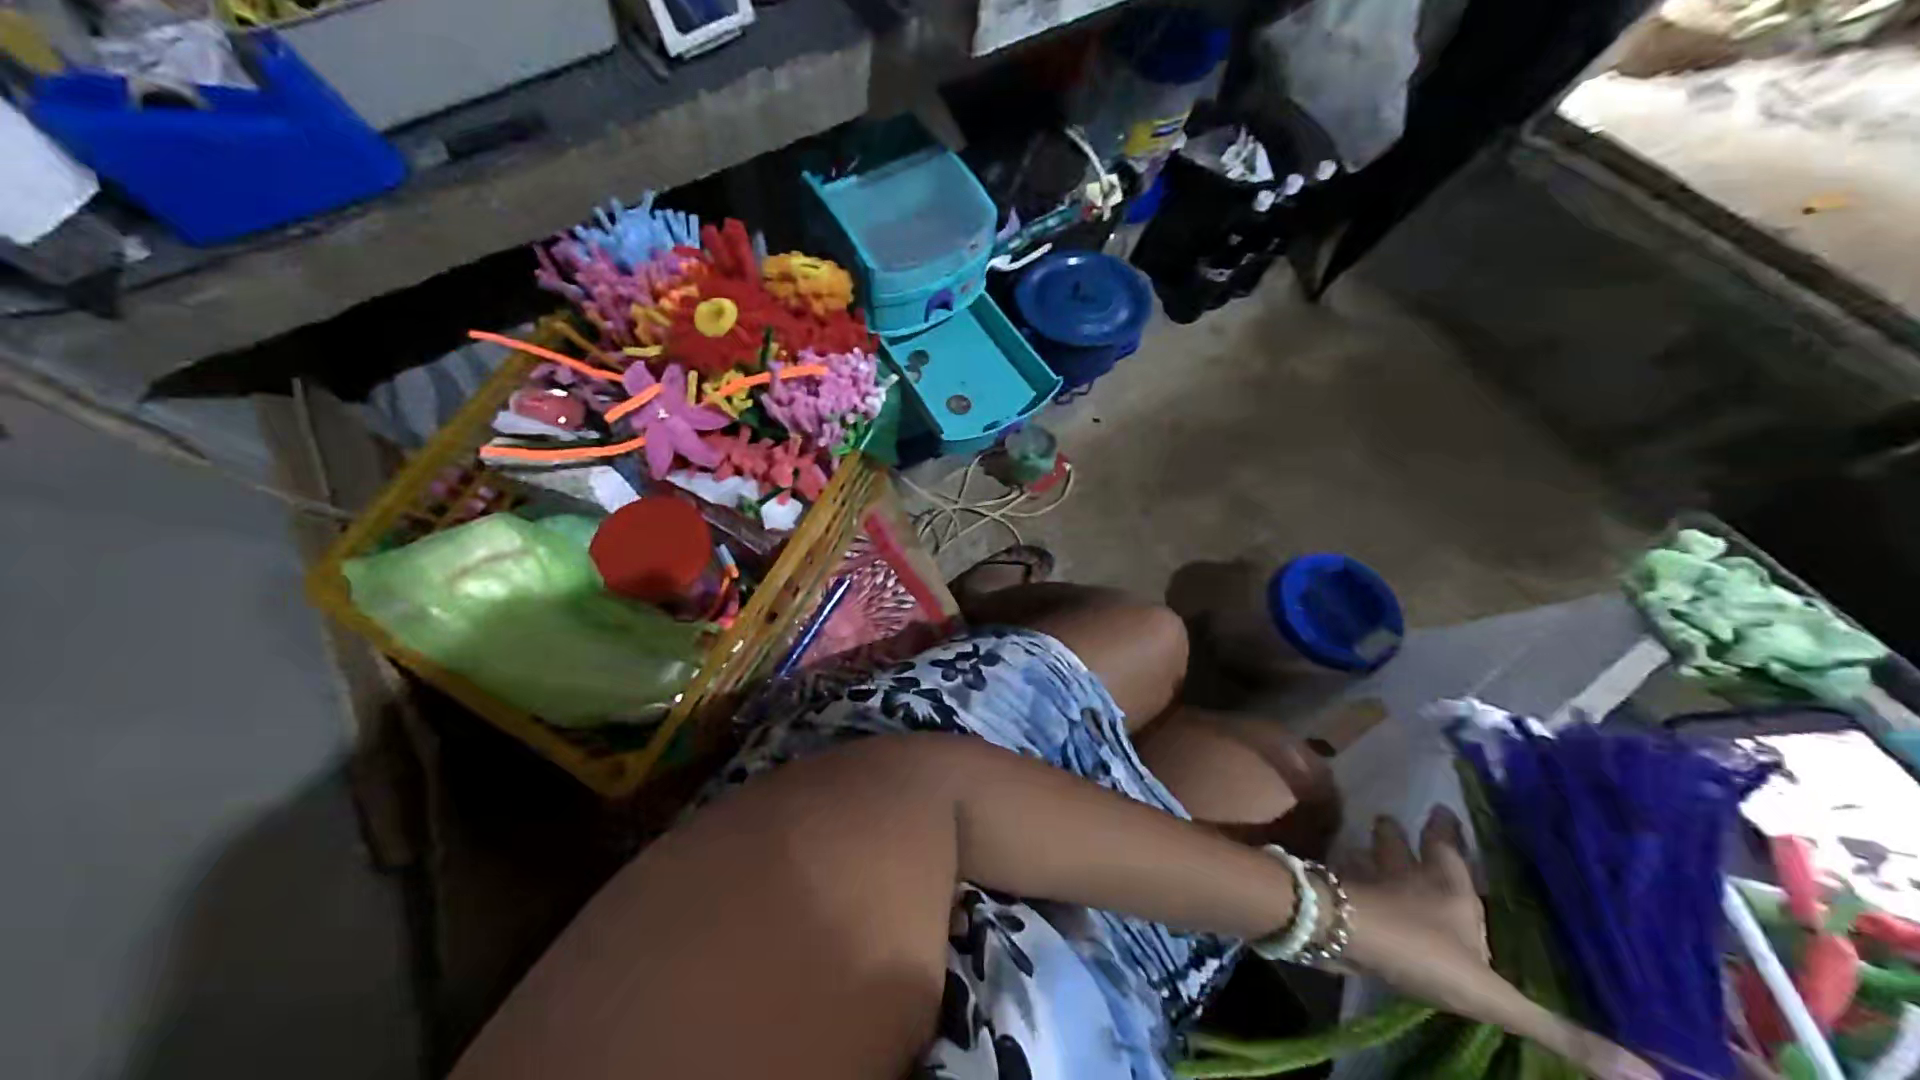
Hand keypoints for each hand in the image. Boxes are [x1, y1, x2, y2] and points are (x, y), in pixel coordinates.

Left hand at [1336, 809, 1657, 1079]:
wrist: (1344, 937)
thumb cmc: (1420, 951)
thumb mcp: (1494, 995)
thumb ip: (1561, 1031)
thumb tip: (1649, 1076)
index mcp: (1446, 884)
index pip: (1447, 846)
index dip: (1445, 828)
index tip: (1441, 807)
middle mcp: (1404, 875)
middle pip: (1396, 844)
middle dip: (1395, 832)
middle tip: (1388, 817)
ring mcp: (1367, 883)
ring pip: (1365, 858)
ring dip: (1366, 852)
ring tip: (1362, 845)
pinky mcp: (1340, 898)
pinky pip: (1344, 882)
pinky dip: (1345, 880)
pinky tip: (1343, 883)